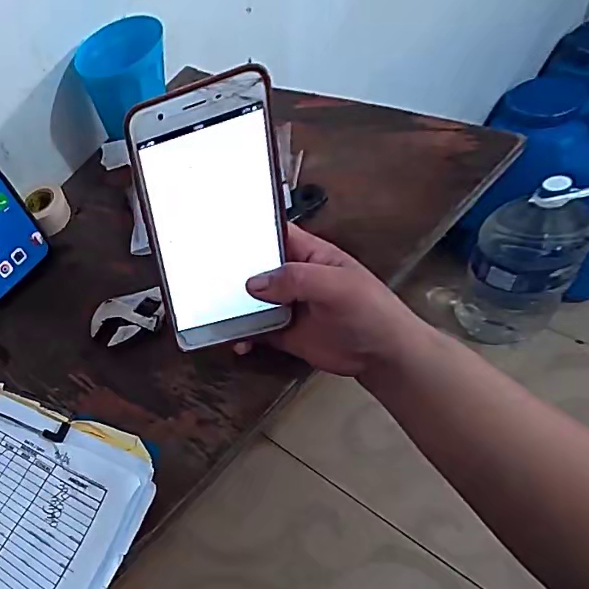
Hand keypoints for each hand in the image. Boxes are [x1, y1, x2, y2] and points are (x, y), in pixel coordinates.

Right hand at [232, 224, 427, 378]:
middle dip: (233, 273)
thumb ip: (296, 279)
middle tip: (206, 279)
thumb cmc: (370, 311)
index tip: (222, 236)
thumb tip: (252, 284)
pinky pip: (254, 331)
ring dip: (233, 309)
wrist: (382, 355)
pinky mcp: (281, 333)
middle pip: (256, 269)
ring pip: (250, 302)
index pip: (276, 235)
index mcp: (310, 255)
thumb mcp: (336, 286)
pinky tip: (237, 342)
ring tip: (216, 315)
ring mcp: (286, 306)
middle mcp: (294, 278)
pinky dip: (242, 336)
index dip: (252, 233)